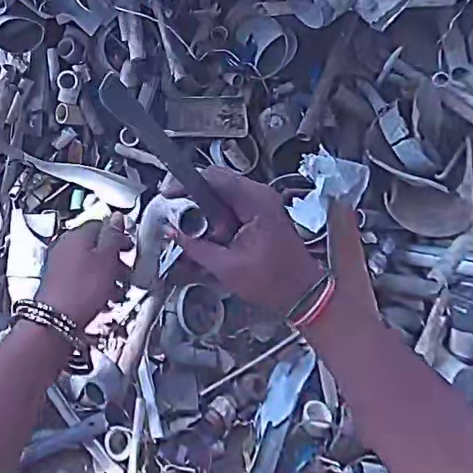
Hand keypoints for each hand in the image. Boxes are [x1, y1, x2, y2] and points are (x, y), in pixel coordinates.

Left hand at [36, 213, 130, 324]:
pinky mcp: (57, 282)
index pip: (101, 224)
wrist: (57, 321)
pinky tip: (102, 298)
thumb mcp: (107, 259)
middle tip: (126, 270)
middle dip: (113, 257)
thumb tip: (117, 218)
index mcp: (77, 234)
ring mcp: (59, 264)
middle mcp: (64, 245)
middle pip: (95, 244)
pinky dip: (93, 285)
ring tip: (117, 289)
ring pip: (88, 262)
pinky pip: (80, 278)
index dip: (118, 235)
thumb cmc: (81, 290)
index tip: (129, 246)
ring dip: (105, 273)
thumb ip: (113, 236)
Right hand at [171, 169, 326, 316]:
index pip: (213, 178)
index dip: (186, 183)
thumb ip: (195, 247)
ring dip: (204, 206)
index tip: (168, 194)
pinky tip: (210, 232)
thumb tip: (172, 232)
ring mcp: (261, 200)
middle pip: (216, 180)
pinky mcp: (260, 210)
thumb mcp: (226, 267)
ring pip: (221, 191)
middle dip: (193, 196)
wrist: (304, 294)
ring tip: (192, 227)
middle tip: (175, 211)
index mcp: (255, 201)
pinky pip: (230, 202)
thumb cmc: (272, 282)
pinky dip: (216, 213)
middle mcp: (260, 194)